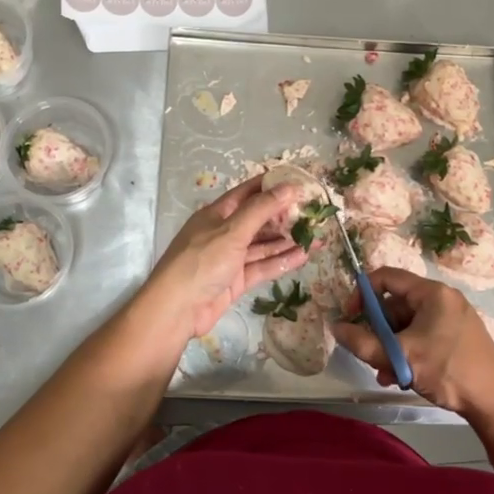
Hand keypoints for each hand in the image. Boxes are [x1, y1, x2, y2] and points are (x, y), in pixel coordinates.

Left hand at [139, 176, 307, 338]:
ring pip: (263, 245)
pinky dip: (282, 261)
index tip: (299, 183)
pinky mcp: (236, 281)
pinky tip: (304, 256)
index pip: (248, 193)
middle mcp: (224, 232)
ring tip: (317, 235)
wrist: (177, 309)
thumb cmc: (201, 261)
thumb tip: (289, 187)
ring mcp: (230, 258)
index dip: (272, 186)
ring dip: (288, 240)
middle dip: (285, 216)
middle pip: (258, 220)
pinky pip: (262, 267)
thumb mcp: (232, 230)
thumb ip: (261, 210)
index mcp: (217, 213)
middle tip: (315, 213)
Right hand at [334, 267, 493, 421]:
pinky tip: (404, 378)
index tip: (351, 318)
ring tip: (386, 375)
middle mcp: (444, 299)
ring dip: (392, 348)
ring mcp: (454, 318)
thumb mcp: (399, 357)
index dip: (362, 294)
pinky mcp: (458, 337)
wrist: (493, 403)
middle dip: (379, 332)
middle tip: (370, 356)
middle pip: (396, 305)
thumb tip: (336, 328)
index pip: (386, 277)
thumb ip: (363, 342)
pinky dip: (409, 352)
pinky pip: (424, 336)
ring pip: (409, 325)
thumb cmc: (447, 371)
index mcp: (432, 293)